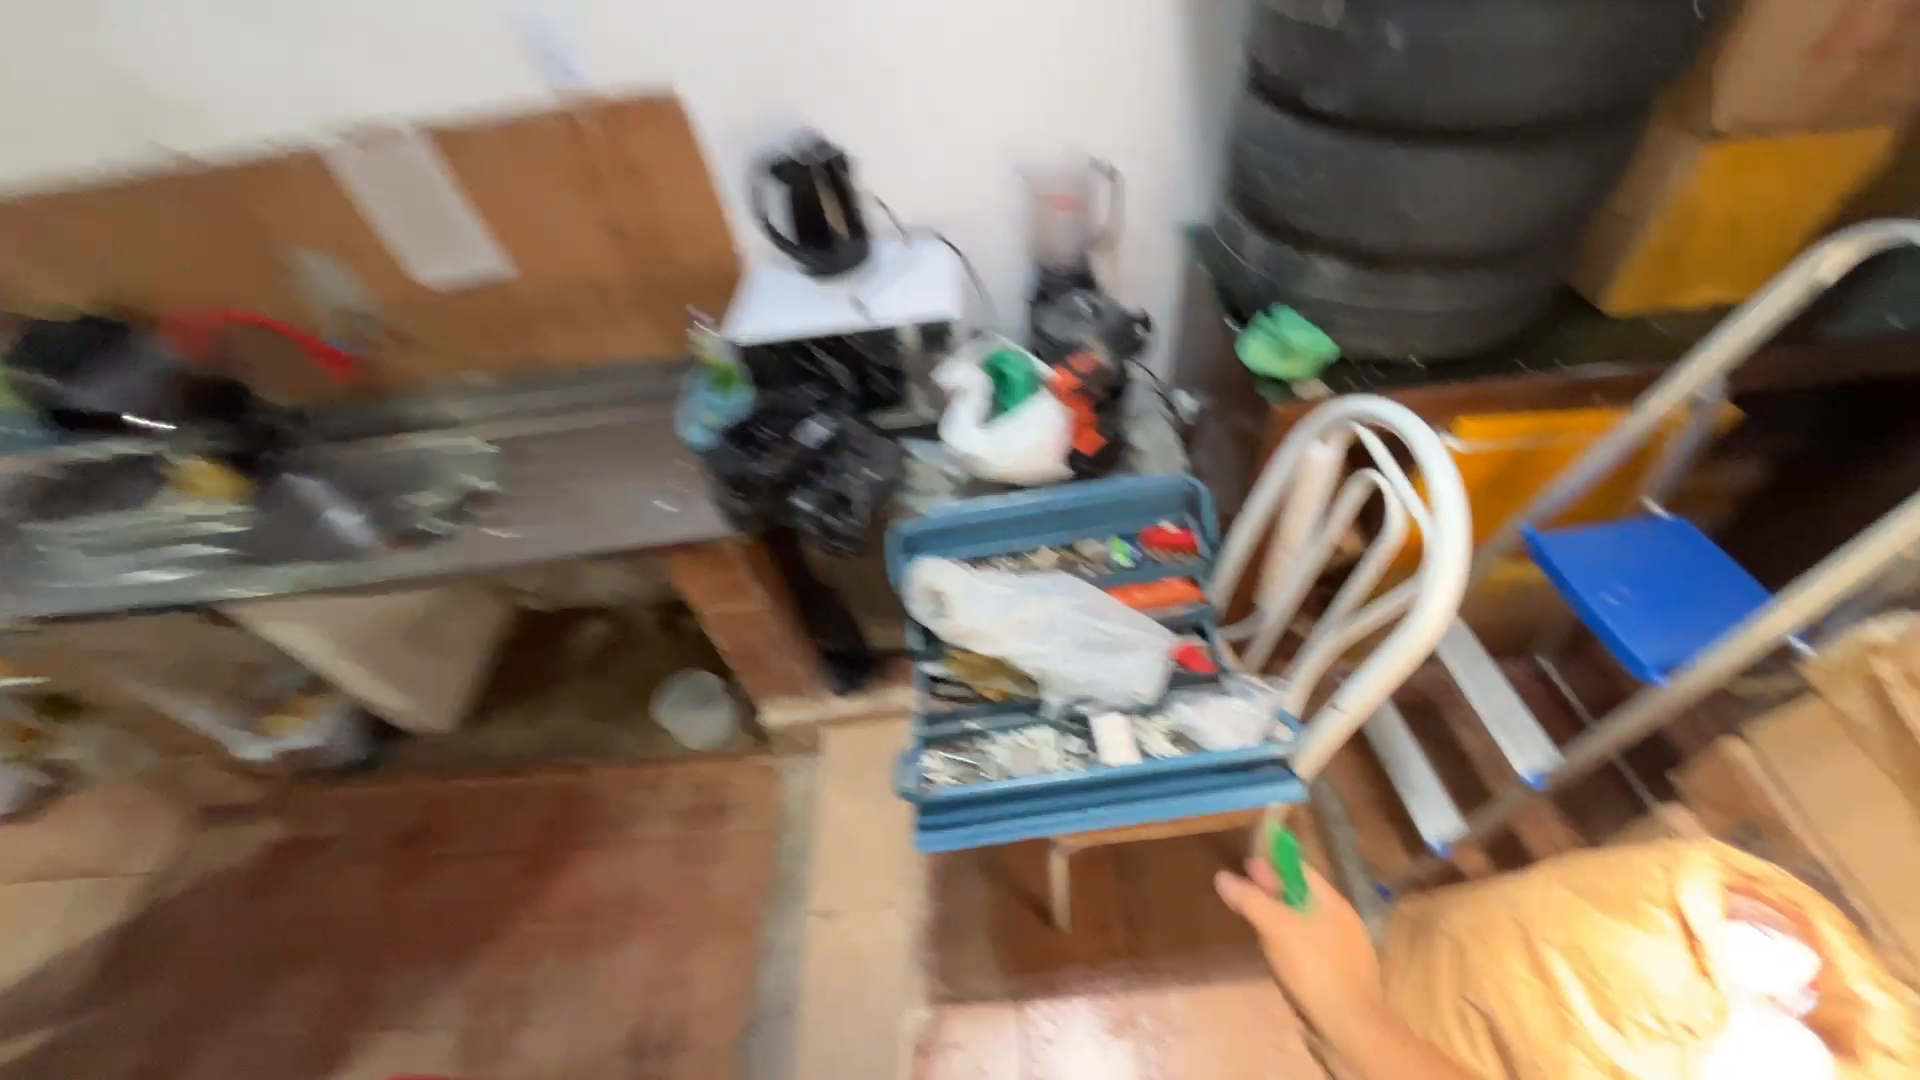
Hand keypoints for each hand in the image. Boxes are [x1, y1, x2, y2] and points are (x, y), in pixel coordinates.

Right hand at [1215, 857, 1385, 1035]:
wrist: (1350, 1030)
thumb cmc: (1313, 967)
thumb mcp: (1274, 926)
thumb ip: (1248, 898)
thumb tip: (1222, 876)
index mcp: (1332, 903)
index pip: (1299, 869)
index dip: (1272, 862)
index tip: (1245, 863)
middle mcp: (1341, 922)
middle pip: (1300, 896)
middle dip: (1271, 891)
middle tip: (1243, 890)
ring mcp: (1342, 952)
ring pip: (1303, 924)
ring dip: (1279, 919)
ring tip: (1254, 920)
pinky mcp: (1338, 978)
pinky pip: (1308, 950)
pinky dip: (1289, 945)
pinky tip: (1274, 955)